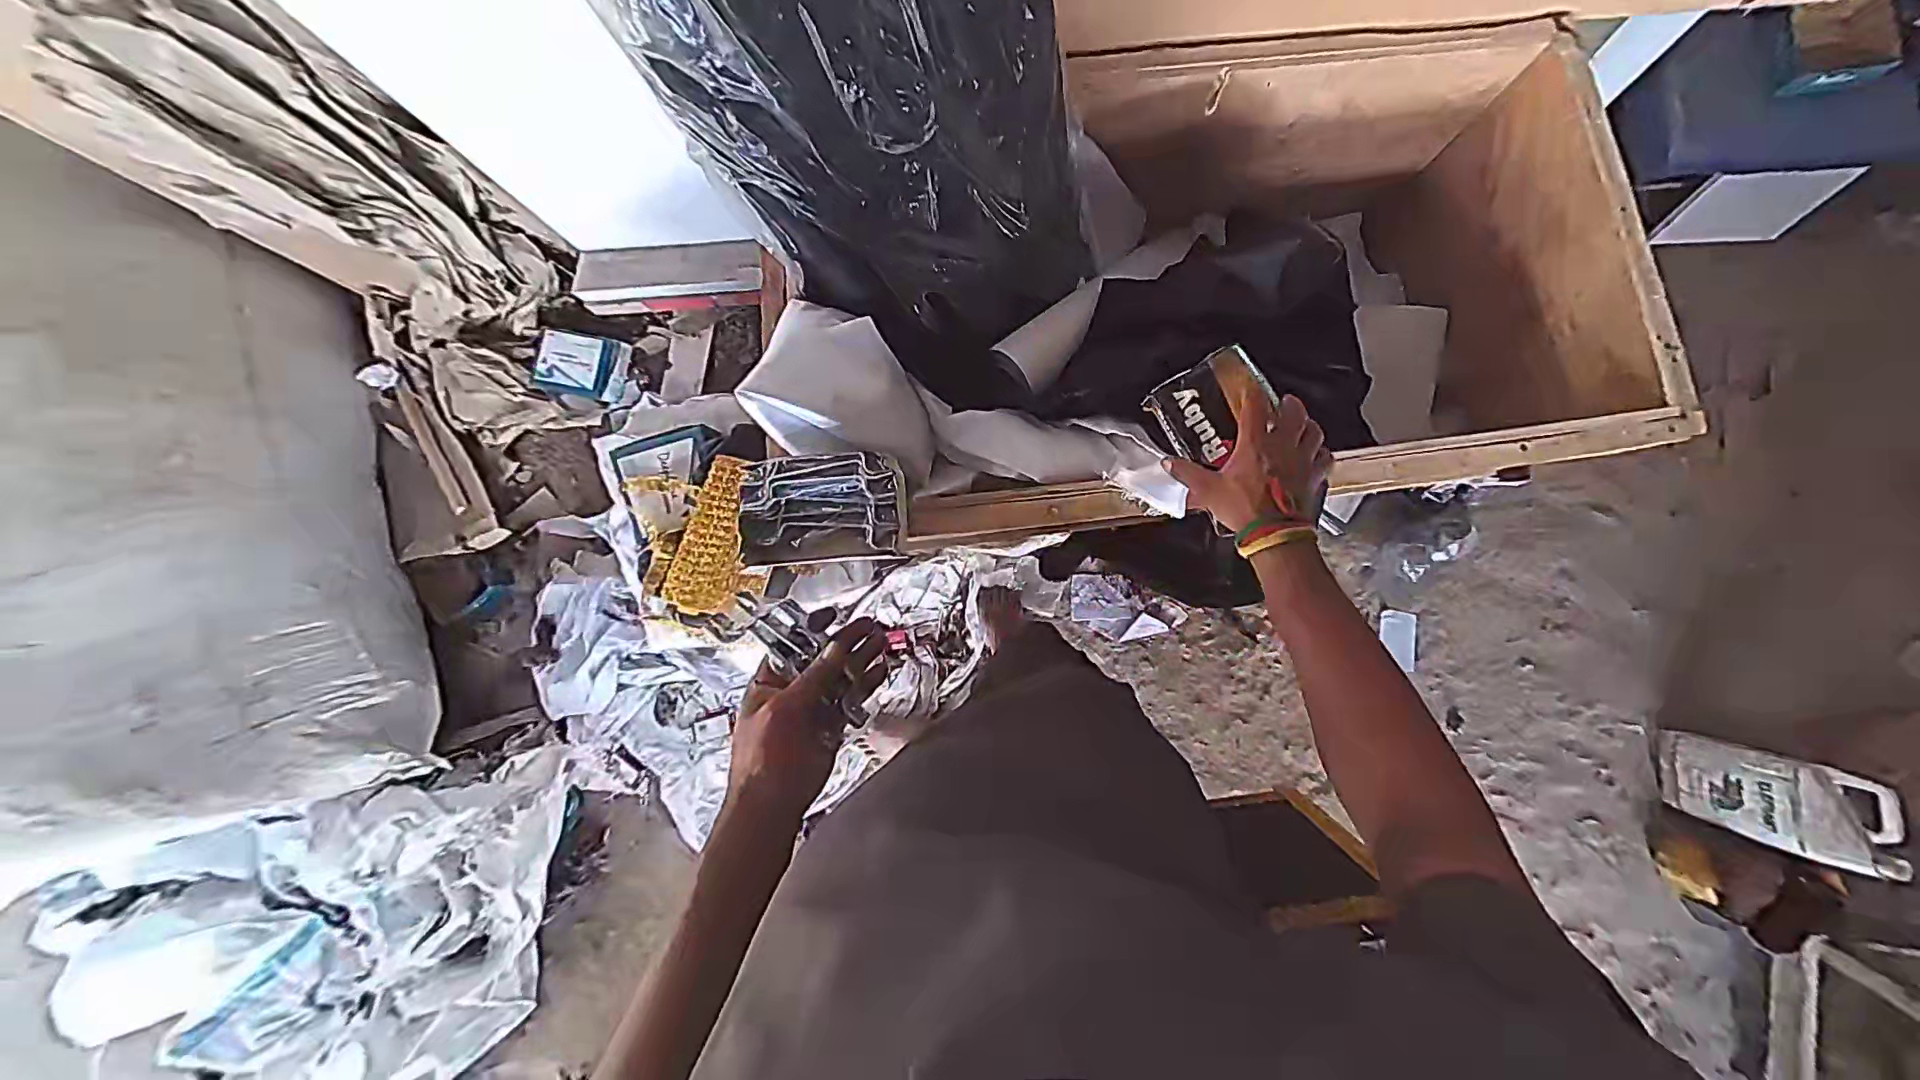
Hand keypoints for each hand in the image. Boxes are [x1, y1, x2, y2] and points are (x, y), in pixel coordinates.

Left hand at [727, 618, 886, 822]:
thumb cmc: (761, 760)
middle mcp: (792, 692)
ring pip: (841, 677)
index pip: (793, 646)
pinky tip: (880, 670)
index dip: (814, 629)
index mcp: (769, 683)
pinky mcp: (832, 726)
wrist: (772, 805)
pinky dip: (866, 684)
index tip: (836, 615)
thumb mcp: (785, 708)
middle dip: (846, 642)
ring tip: (881, 641)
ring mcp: (813, 709)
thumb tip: (834, 647)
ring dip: (861, 659)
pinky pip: (851, 699)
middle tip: (869, 626)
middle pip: (823, 659)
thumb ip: (814, 676)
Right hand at [1164, 393, 1332, 533]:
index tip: (1249, 389)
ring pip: (1314, 432)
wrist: (1273, 533)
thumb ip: (1187, 473)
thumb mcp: (1208, 491)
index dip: (1252, 394)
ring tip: (1301, 424)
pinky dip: (1321, 452)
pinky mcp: (1314, 477)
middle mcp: (1282, 446)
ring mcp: (1302, 461)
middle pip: (1294, 413)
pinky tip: (1315, 454)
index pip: (1256, 407)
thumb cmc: (1244, 510)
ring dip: (1308, 425)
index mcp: (1255, 444)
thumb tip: (1170, 463)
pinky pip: (1324, 458)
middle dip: (1289, 404)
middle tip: (1284, 403)